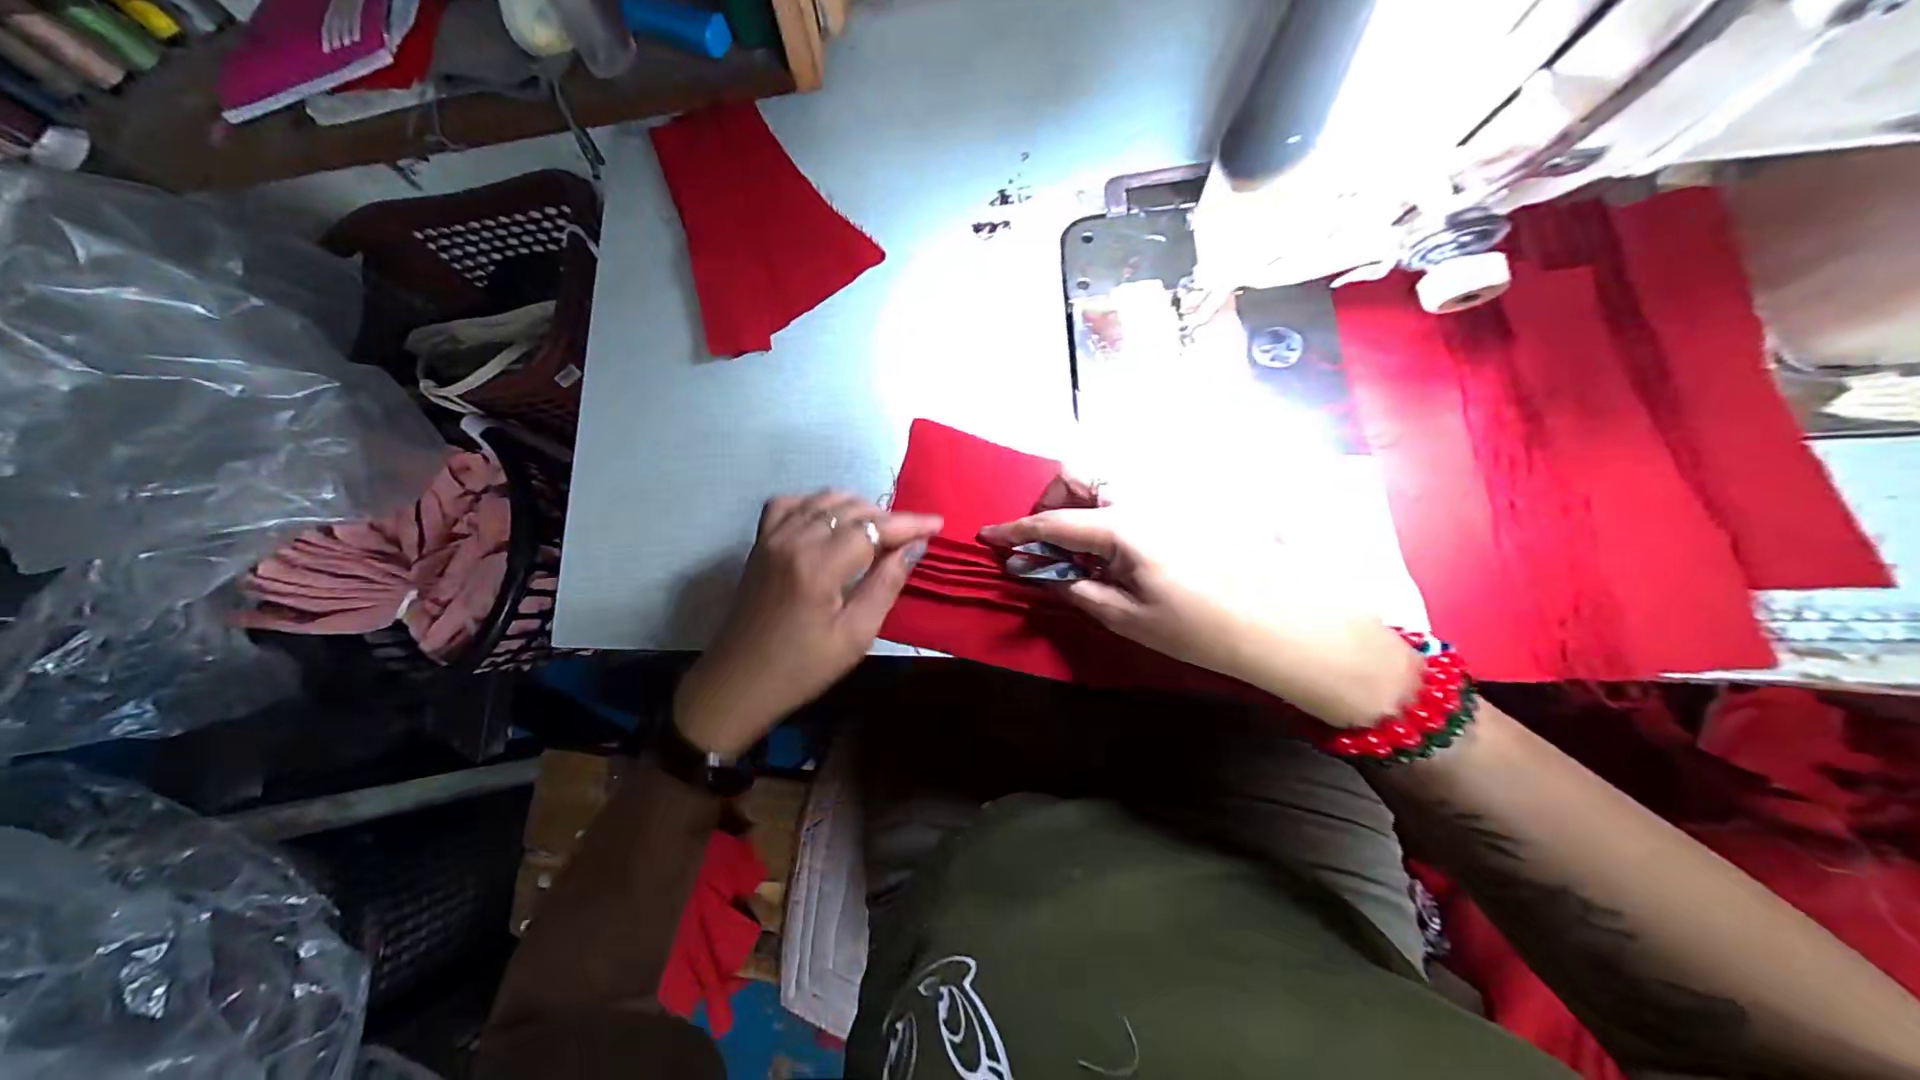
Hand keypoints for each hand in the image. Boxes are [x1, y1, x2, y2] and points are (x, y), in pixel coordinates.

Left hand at [676, 492, 941, 756]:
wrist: (738, 683)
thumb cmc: (802, 669)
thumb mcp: (855, 636)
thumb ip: (886, 585)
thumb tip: (915, 547)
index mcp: (818, 566)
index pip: (873, 528)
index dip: (909, 523)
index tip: (938, 524)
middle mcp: (793, 539)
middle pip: (851, 508)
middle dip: (888, 517)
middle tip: (912, 537)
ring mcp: (772, 537)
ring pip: (824, 500)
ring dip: (857, 508)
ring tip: (881, 530)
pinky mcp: (760, 542)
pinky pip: (791, 504)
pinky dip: (818, 504)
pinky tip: (832, 521)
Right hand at [978, 476, 1420, 727]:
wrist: (1281, 624)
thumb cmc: (1199, 628)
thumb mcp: (1126, 617)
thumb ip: (1074, 588)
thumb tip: (1037, 571)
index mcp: (1123, 526)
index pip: (1054, 522)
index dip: (1015, 531)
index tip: (988, 537)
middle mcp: (1143, 497)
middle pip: (1078, 475)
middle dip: (1050, 504)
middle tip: (1048, 547)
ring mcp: (1167, 494)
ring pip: (1105, 479)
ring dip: (1078, 506)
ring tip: (1085, 554)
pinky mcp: (1185, 501)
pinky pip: (1131, 492)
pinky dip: (1108, 511)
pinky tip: (1119, 549)